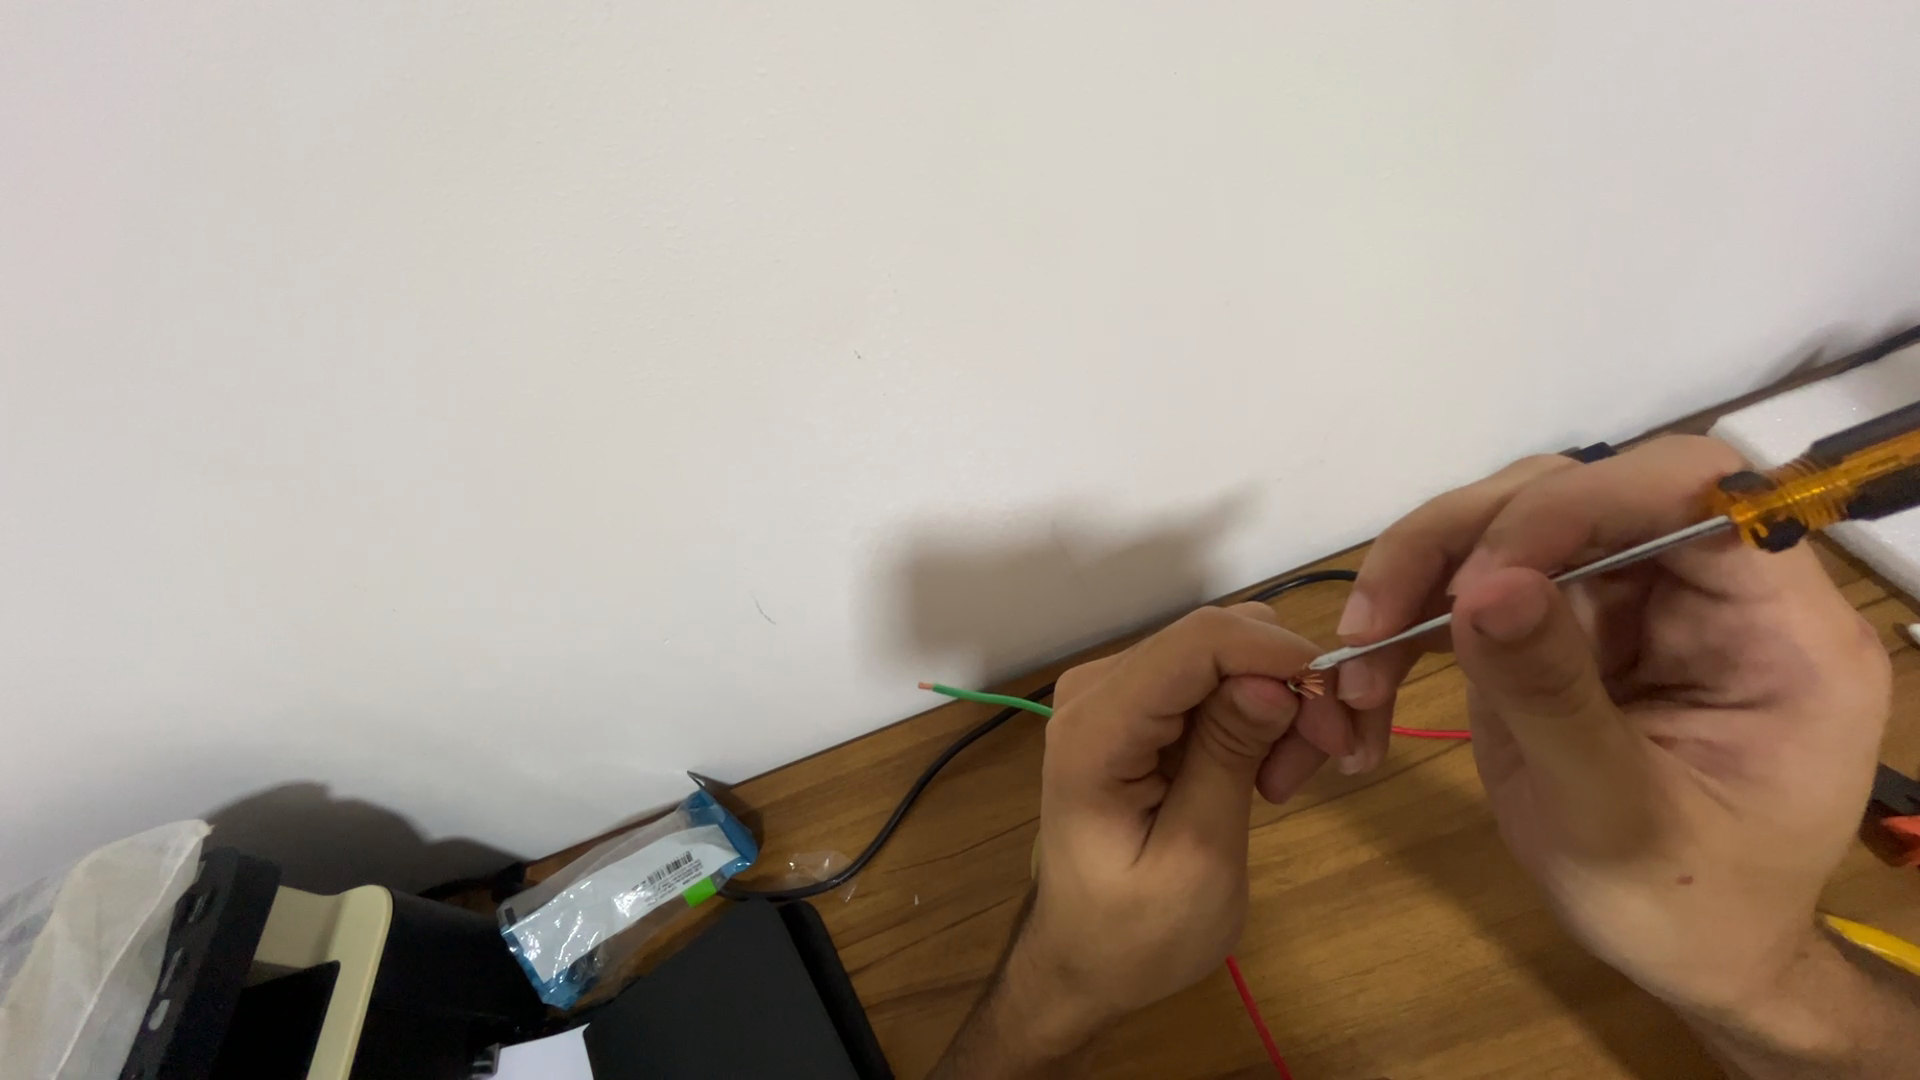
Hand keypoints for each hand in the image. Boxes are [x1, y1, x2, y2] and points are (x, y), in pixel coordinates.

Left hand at [931, 604, 1351, 1076]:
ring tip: (1280, 787)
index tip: (1340, 721)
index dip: (1280, 656)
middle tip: (1327, 763)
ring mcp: (1112, 689)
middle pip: (1216, 640)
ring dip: (1277, 706)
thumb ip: (1227, 757)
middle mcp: (1096, 686)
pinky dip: (1254, 715)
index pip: (1197, 641)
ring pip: (1224, 653)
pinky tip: (1260, 774)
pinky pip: (1212, 678)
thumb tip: (1274, 678)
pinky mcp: (1135, 703)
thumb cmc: (1135, 931)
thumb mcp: (1196, 858)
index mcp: (1096, 726)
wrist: (1084, 951)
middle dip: (1288, 685)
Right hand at [1334, 437, 1891, 1024]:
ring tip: (1356, 654)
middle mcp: (1685, 588)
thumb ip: (1553, 694)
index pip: (1682, 491)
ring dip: (1406, 579)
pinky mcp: (1541, 623)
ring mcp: (1607, 601)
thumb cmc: (1677, 898)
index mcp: (1767, 625)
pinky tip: (1366, 673)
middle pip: (1559, 491)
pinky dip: (1398, 620)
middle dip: (1450, 545)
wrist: (1665, 939)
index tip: (1473, 585)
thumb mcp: (1613, 811)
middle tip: (1372, 625)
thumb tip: (1481, 586)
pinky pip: (1455, 583)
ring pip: (1490, 525)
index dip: (1572, 508)